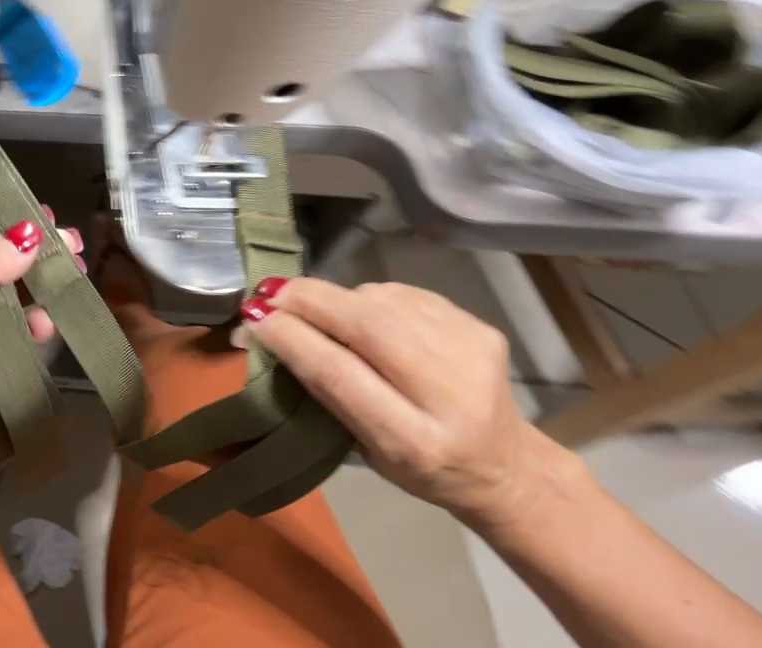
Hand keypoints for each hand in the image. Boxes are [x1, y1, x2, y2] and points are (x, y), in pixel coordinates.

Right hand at [243, 277, 572, 527]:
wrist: (508, 467)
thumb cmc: (420, 467)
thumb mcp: (364, 447)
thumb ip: (321, 389)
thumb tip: (263, 329)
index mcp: (415, 442)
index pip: (341, 375)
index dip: (292, 339)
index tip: (254, 318)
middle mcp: (451, 394)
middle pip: (367, 325)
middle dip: (308, 301)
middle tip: (269, 294)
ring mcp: (471, 353)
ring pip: (381, 299)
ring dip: (335, 297)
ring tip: (316, 310)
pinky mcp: (480, 326)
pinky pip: (402, 294)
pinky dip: (368, 297)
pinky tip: (365, 314)